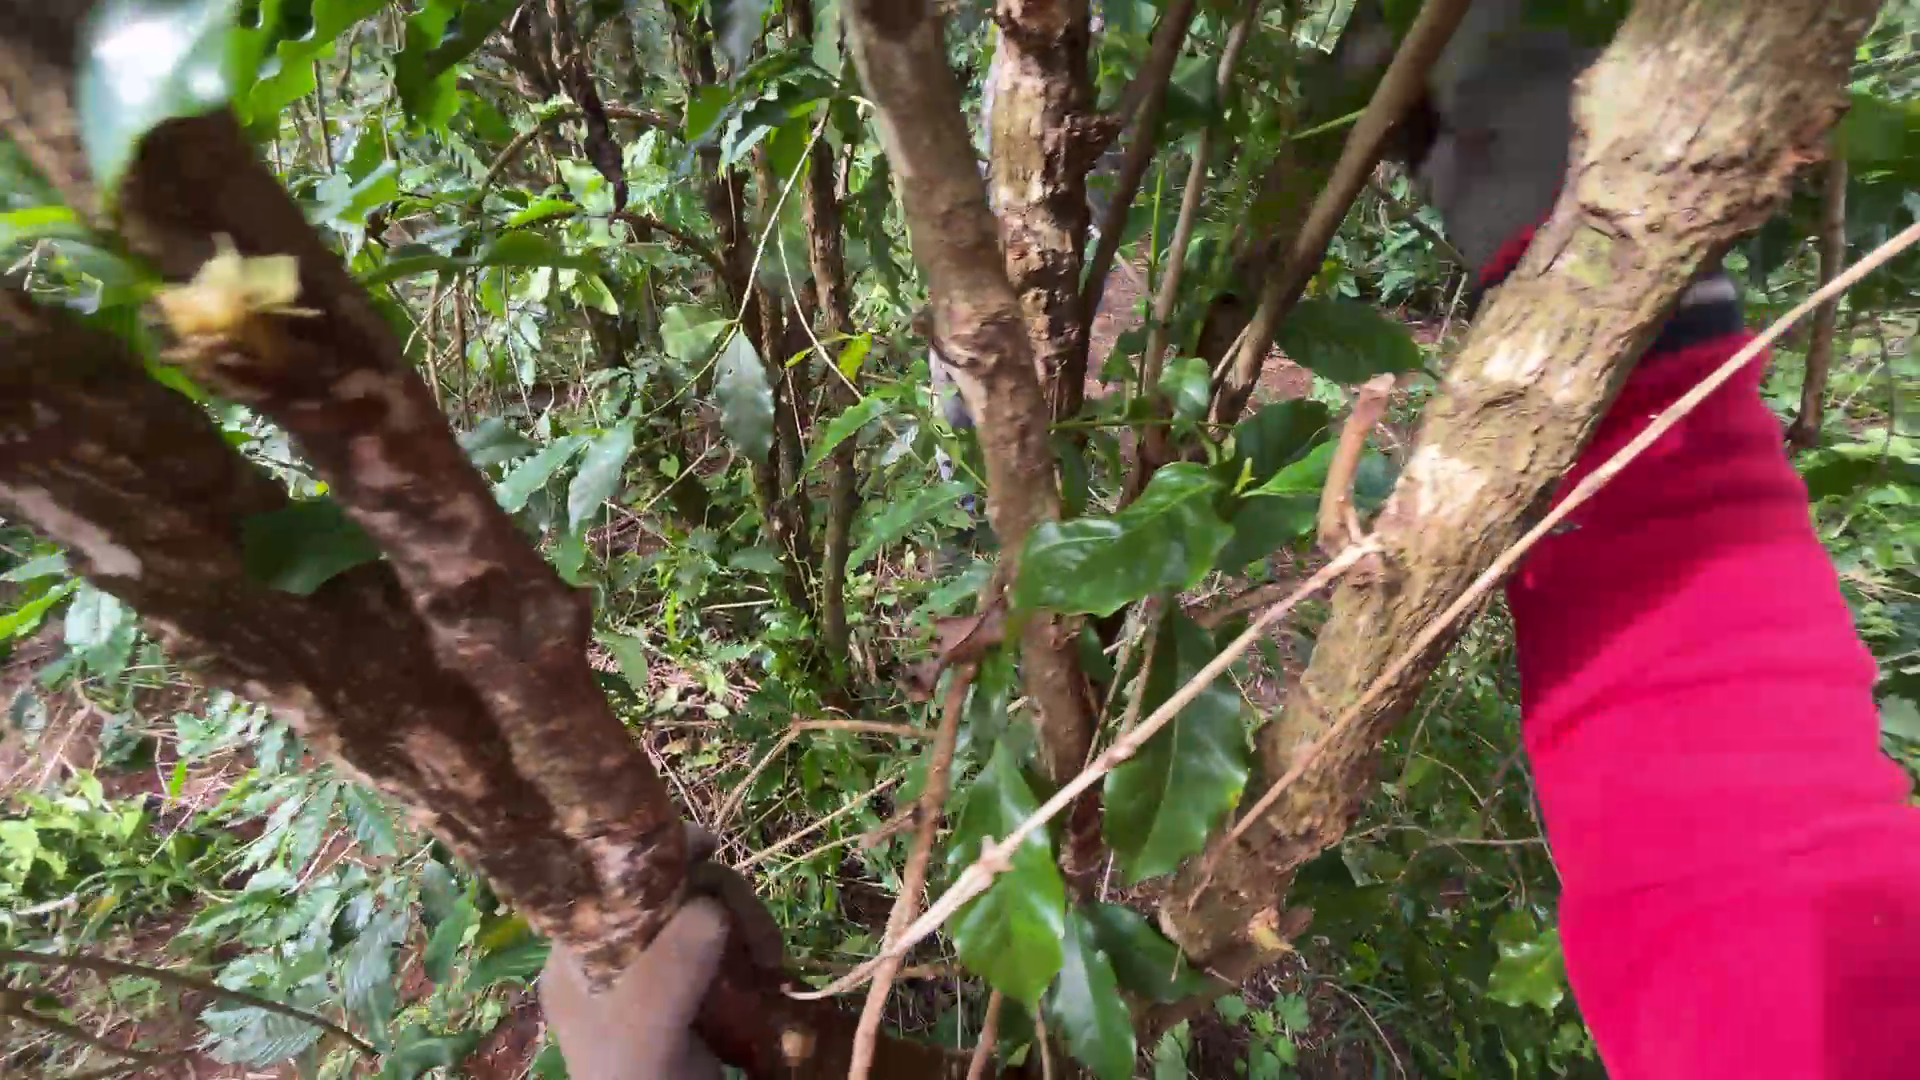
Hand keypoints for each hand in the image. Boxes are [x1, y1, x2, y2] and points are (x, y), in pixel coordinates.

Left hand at [539, 827, 783, 1079]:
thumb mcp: (647, 1032)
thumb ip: (671, 968)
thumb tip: (712, 905)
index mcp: (580, 956)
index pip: (614, 879)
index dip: (659, 855)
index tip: (709, 847)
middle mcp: (615, 953)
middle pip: (675, 888)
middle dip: (724, 899)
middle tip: (757, 933)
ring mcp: (657, 968)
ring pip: (708, 908)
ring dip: (748, 922)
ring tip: (769, 958)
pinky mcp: (694, 983)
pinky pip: (726, 937)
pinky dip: (752, 940)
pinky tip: (768, 964)